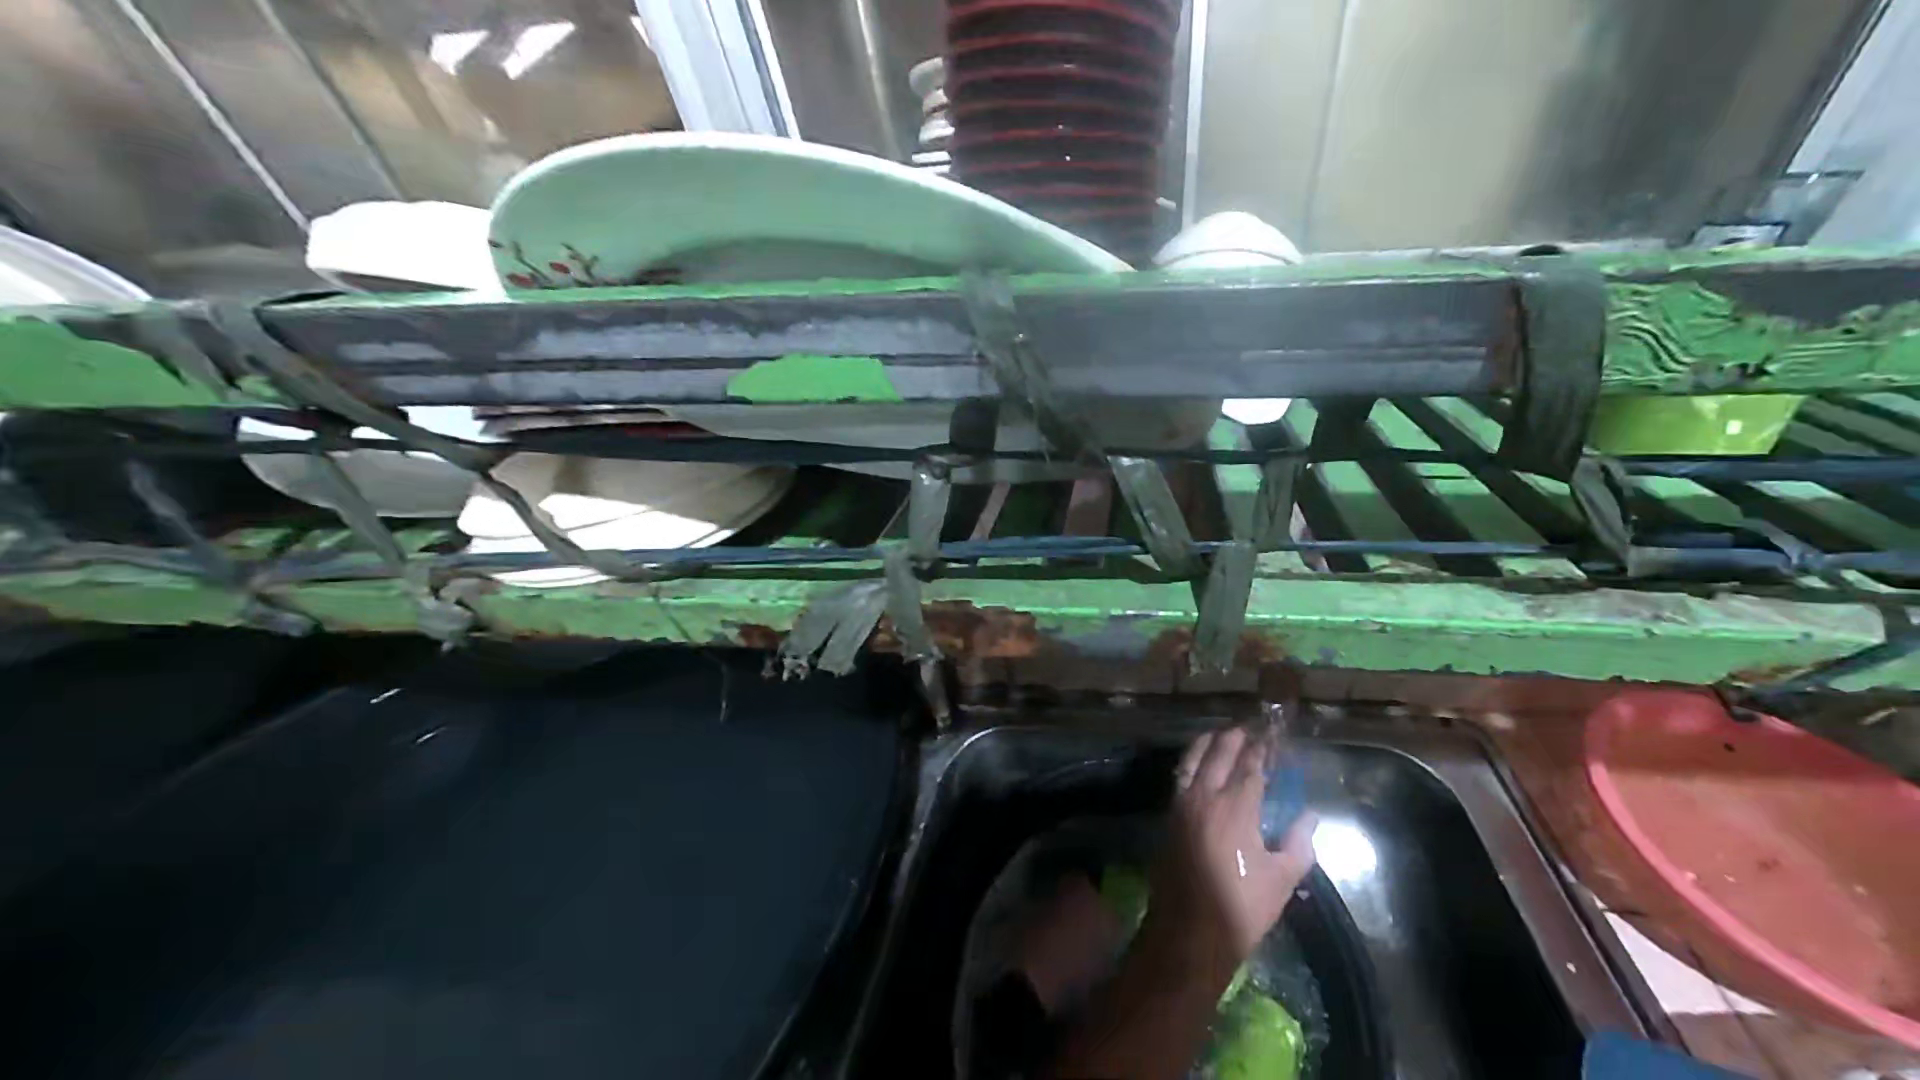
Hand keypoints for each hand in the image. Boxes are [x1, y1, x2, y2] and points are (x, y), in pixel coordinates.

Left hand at [1153, 727, 1316, 961]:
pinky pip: (1180, 778)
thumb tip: (1310, 813)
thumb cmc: (1242, 905)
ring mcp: (1182, 805)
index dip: (1262, 750)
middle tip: (1246, 728)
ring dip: (1206, 745)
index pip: (1251, 767)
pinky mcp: (1169, 817)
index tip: (1270, 736)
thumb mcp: (1282, 878)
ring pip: (1192, 762)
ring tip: (1218, 735)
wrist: (1190, 928)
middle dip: (1233, 739)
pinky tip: (1196, 764)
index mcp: (1236, 807)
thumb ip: (1298, 841)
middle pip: (1218, 756)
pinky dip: (1189, 763)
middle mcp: (1205, 797)